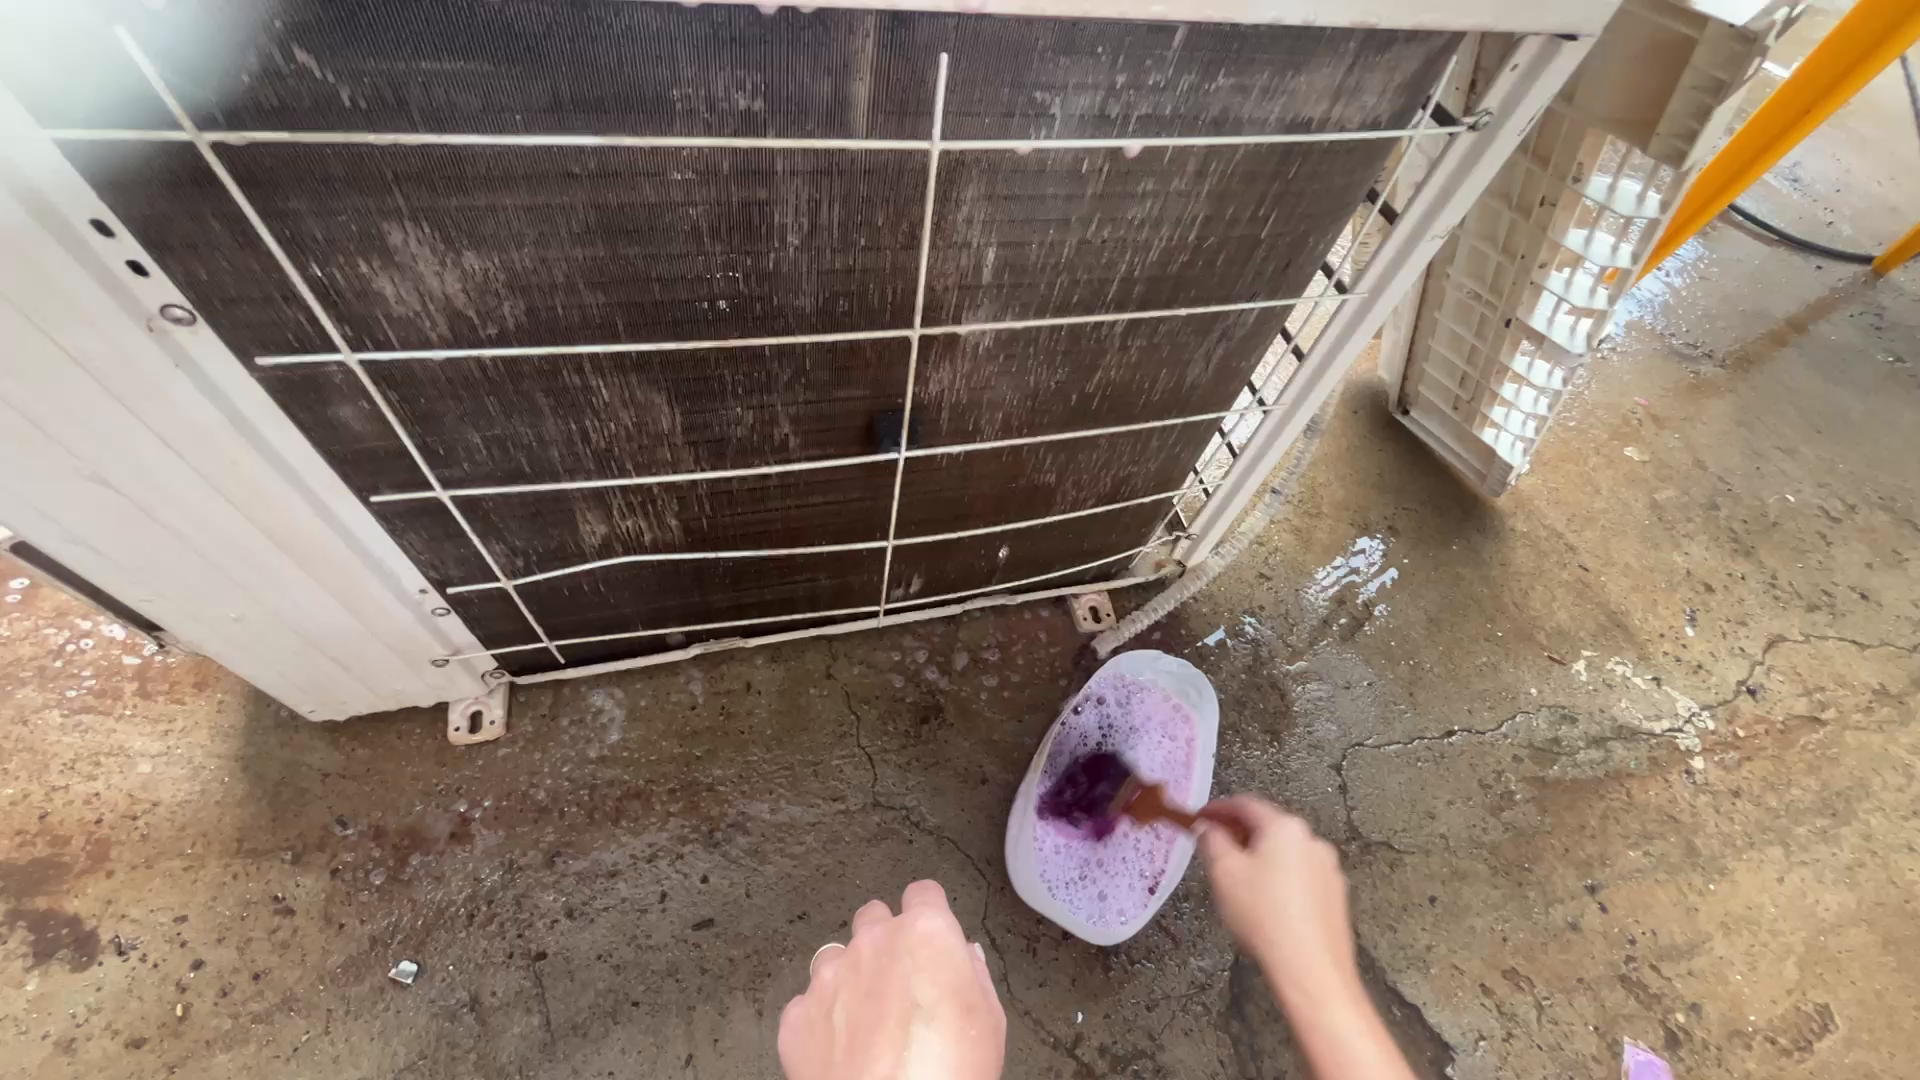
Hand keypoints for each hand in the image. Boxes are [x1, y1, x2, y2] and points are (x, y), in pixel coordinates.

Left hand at [778, 879, 1005, 1079]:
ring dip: (849, 975)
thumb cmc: (951, 1073)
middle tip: (900, 981)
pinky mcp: (798, 1016)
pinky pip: (807, 1004)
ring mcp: (831, 975)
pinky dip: (821, 1020)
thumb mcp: (989, 1021)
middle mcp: (874, 941)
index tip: (931, 937)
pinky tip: (841, 1049)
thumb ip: (972, 976)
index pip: (924, 893)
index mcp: (925, 931)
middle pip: (874, 916)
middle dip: (884, 939)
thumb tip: (963, 960)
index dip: (928, 913)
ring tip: (867, 1019)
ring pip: (836, 954)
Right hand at [1196, 796, 1360, 1007]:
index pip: (1245, 804)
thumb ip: (1211, 840)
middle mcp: (1312, 840)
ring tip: (1237, 877)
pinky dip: (1279, 877)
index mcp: (1285, 827)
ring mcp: (1328, 869)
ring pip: (1284, 852)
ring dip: (1259, 855)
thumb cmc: (1263, 914)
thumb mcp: (1222, 871)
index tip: (1199, 817)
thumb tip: (1208, 828)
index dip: (1217, 808)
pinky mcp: (1336, 896)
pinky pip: (1300, 875)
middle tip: (1214, 846)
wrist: (1311, 970)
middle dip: (1238, 833)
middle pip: (1267, 826)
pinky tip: (1265, 900)